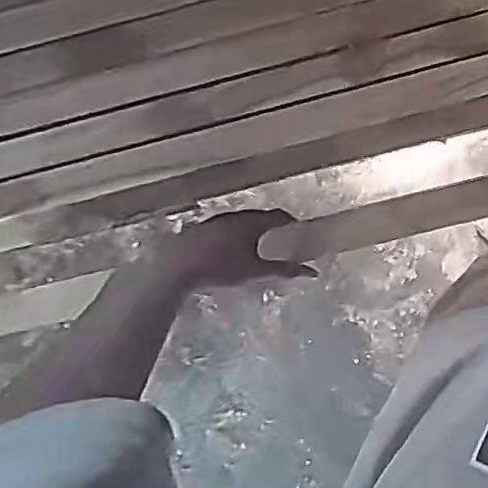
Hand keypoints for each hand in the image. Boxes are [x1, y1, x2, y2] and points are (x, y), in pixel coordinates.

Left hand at [149, 209, 317, 290]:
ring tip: (257, 246)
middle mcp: (234, 216)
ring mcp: (214, 221)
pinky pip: (224, 228)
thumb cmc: (221, 268)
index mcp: (252, 222)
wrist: (173, 268)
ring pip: (240, 222)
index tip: (299, 232)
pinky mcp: (198, 230)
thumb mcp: (257, 271)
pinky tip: (230, 251)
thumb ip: (285, 271)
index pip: (278, 216)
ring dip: (251, 230)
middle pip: (259, 217)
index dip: (291, 222)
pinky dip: (234, 236)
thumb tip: (313, 272)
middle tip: (281, 240)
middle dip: (272, 227)